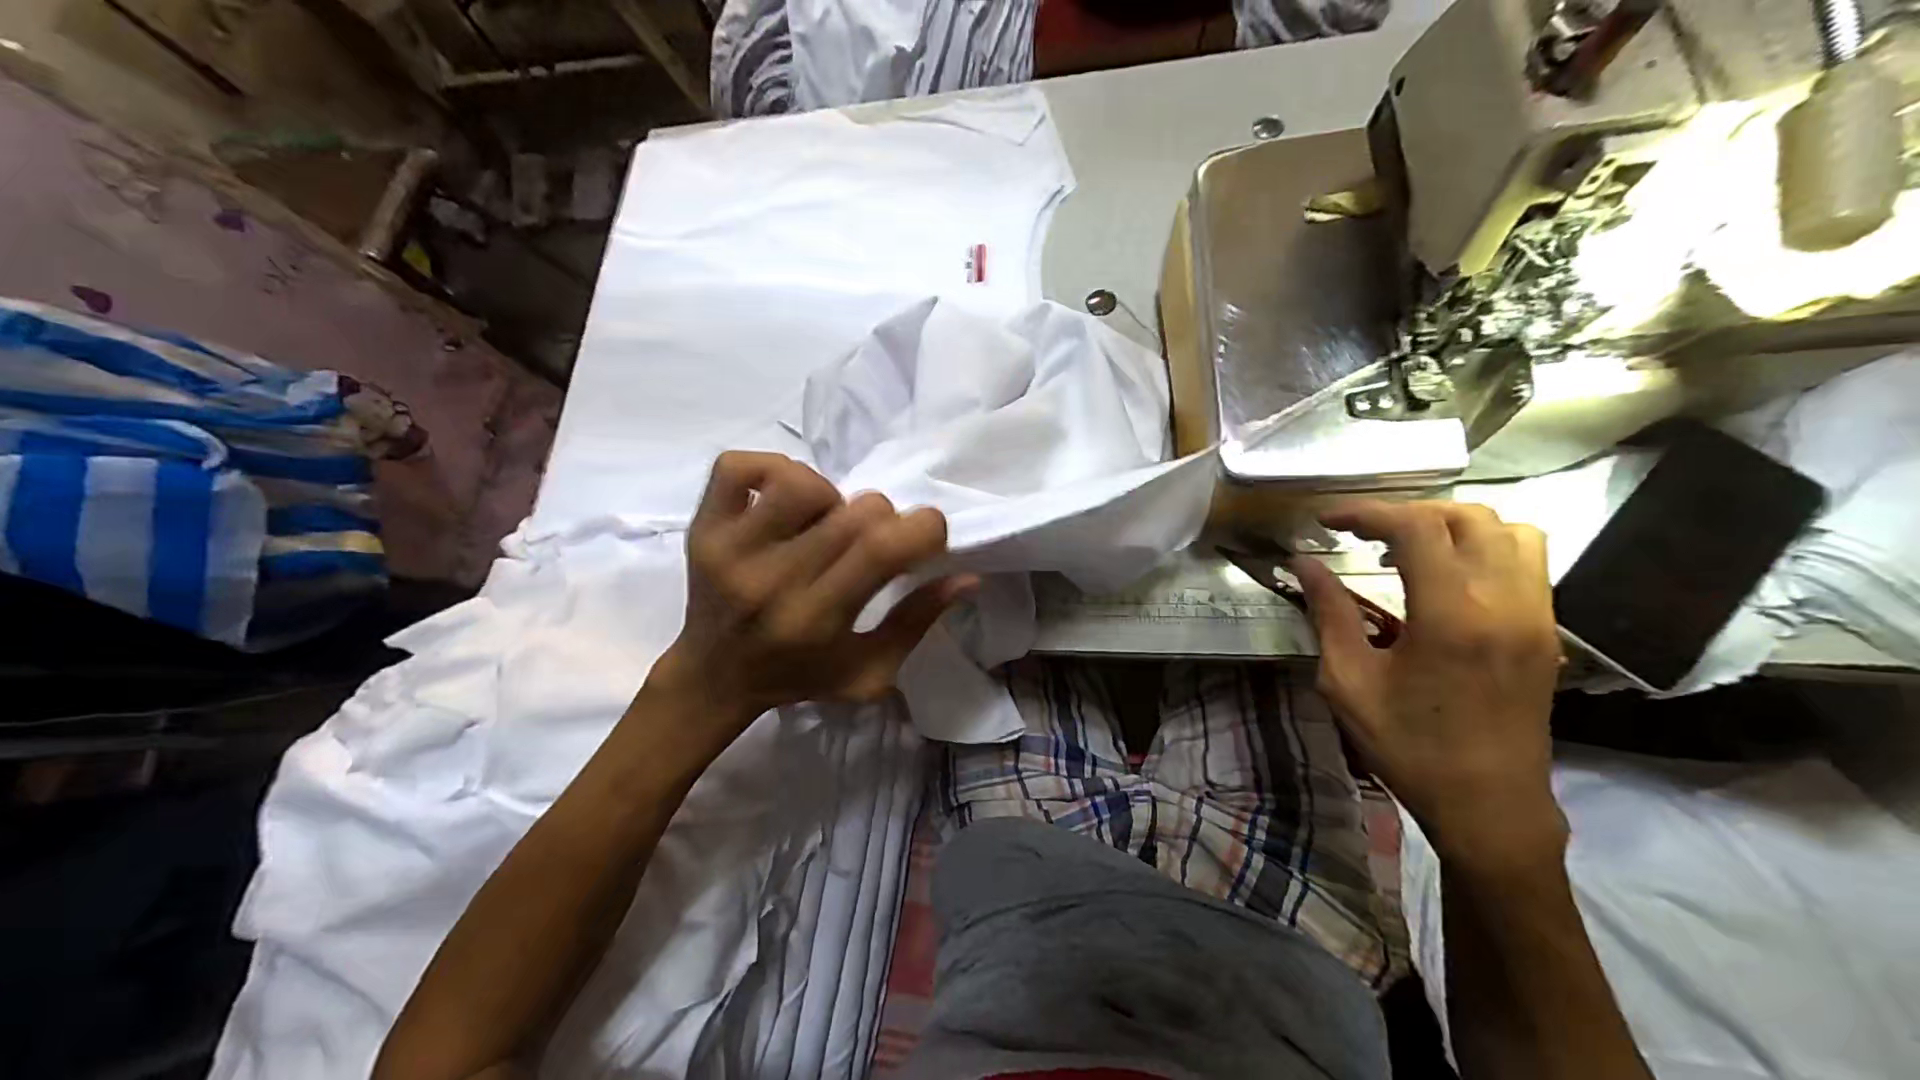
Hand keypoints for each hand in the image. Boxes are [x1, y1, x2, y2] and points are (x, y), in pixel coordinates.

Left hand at [648, 452, 972, 734]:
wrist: (714, 676)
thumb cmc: (799, 676)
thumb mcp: (869, 672)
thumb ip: (917, 623)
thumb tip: (967, 576)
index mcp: (815, 619)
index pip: (881, 548)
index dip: (923, 528)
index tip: (925, 537)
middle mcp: (770, 581)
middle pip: (852, 512)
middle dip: (882, 517)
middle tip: (869, 541)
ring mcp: (729, 549)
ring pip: (801, 481)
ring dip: (830, 495)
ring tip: (824, 522)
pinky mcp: (701, 527)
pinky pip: (738, 465)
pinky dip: (773, 469)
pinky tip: (786, 500)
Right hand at [1294, 500, 1565, 868]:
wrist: (1489, 804)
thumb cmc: (1409, 746)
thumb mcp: (1349, 682)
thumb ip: (1329, 613)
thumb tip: (1303, 564)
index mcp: (1451, 616)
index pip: (1416, 527)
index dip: (1367, 511)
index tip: (1328, 520)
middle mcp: (1505, 603)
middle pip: (1467, 517)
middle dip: (1408, 513)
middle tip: (1365, 536)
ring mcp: (1536, 615)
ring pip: (1510, 531)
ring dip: (1453, 526)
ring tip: (1410, 550)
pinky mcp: (1548, 631)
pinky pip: (1528, 562)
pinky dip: (1485, 549)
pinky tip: (1447, 579)